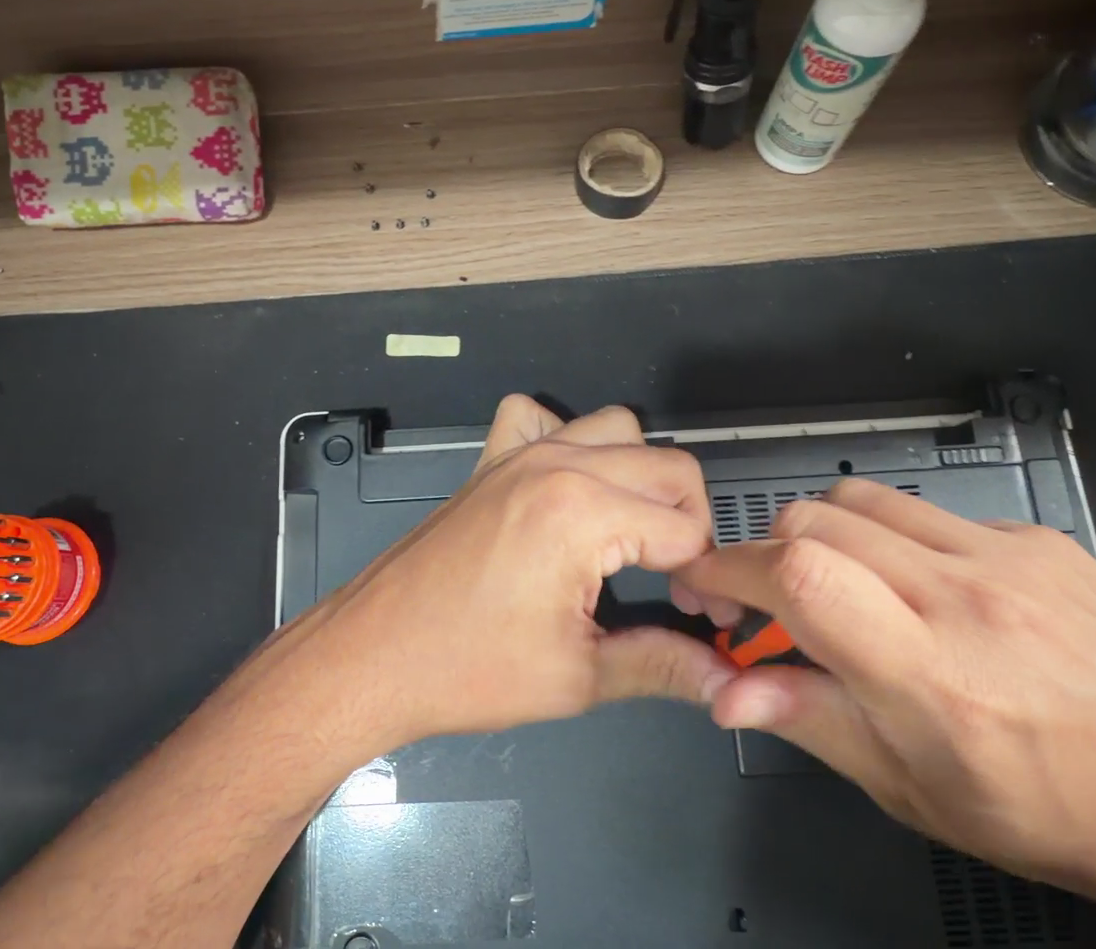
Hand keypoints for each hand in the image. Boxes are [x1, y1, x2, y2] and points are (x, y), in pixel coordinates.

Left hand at [297, 395, 738, 745]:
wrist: (372, 656)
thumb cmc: (459, 668)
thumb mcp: (577, 676)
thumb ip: (664, 665)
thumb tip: (723, 674)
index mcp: (581, 513)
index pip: (689, 529)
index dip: (707, 579)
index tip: (701, 616)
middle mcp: (555, 466)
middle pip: (670, 468)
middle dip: (688, 524)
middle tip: (673, 584)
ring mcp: (519, 456)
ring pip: (618, 430)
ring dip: (641, 476)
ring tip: (630, 537)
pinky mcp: (491, 463)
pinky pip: (540, 419)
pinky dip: (566, 440)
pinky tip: (567, 489)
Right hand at [670, 480, 1095, 945]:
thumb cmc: (1057, 815)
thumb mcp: (913, 790)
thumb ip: (811, 721)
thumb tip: (728, 692)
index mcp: (930, 674)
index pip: (796, 575)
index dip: (729, 568)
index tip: (706, 584)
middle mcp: (966, 598)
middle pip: (814, 520)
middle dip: (764, 552)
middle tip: (765, 598)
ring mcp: (1009, 557)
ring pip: (862, 499)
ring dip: (819, 532)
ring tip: (833, 584)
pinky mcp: (1040, 538)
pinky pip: (929, 512)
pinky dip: (888, 537)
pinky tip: (915, 588)